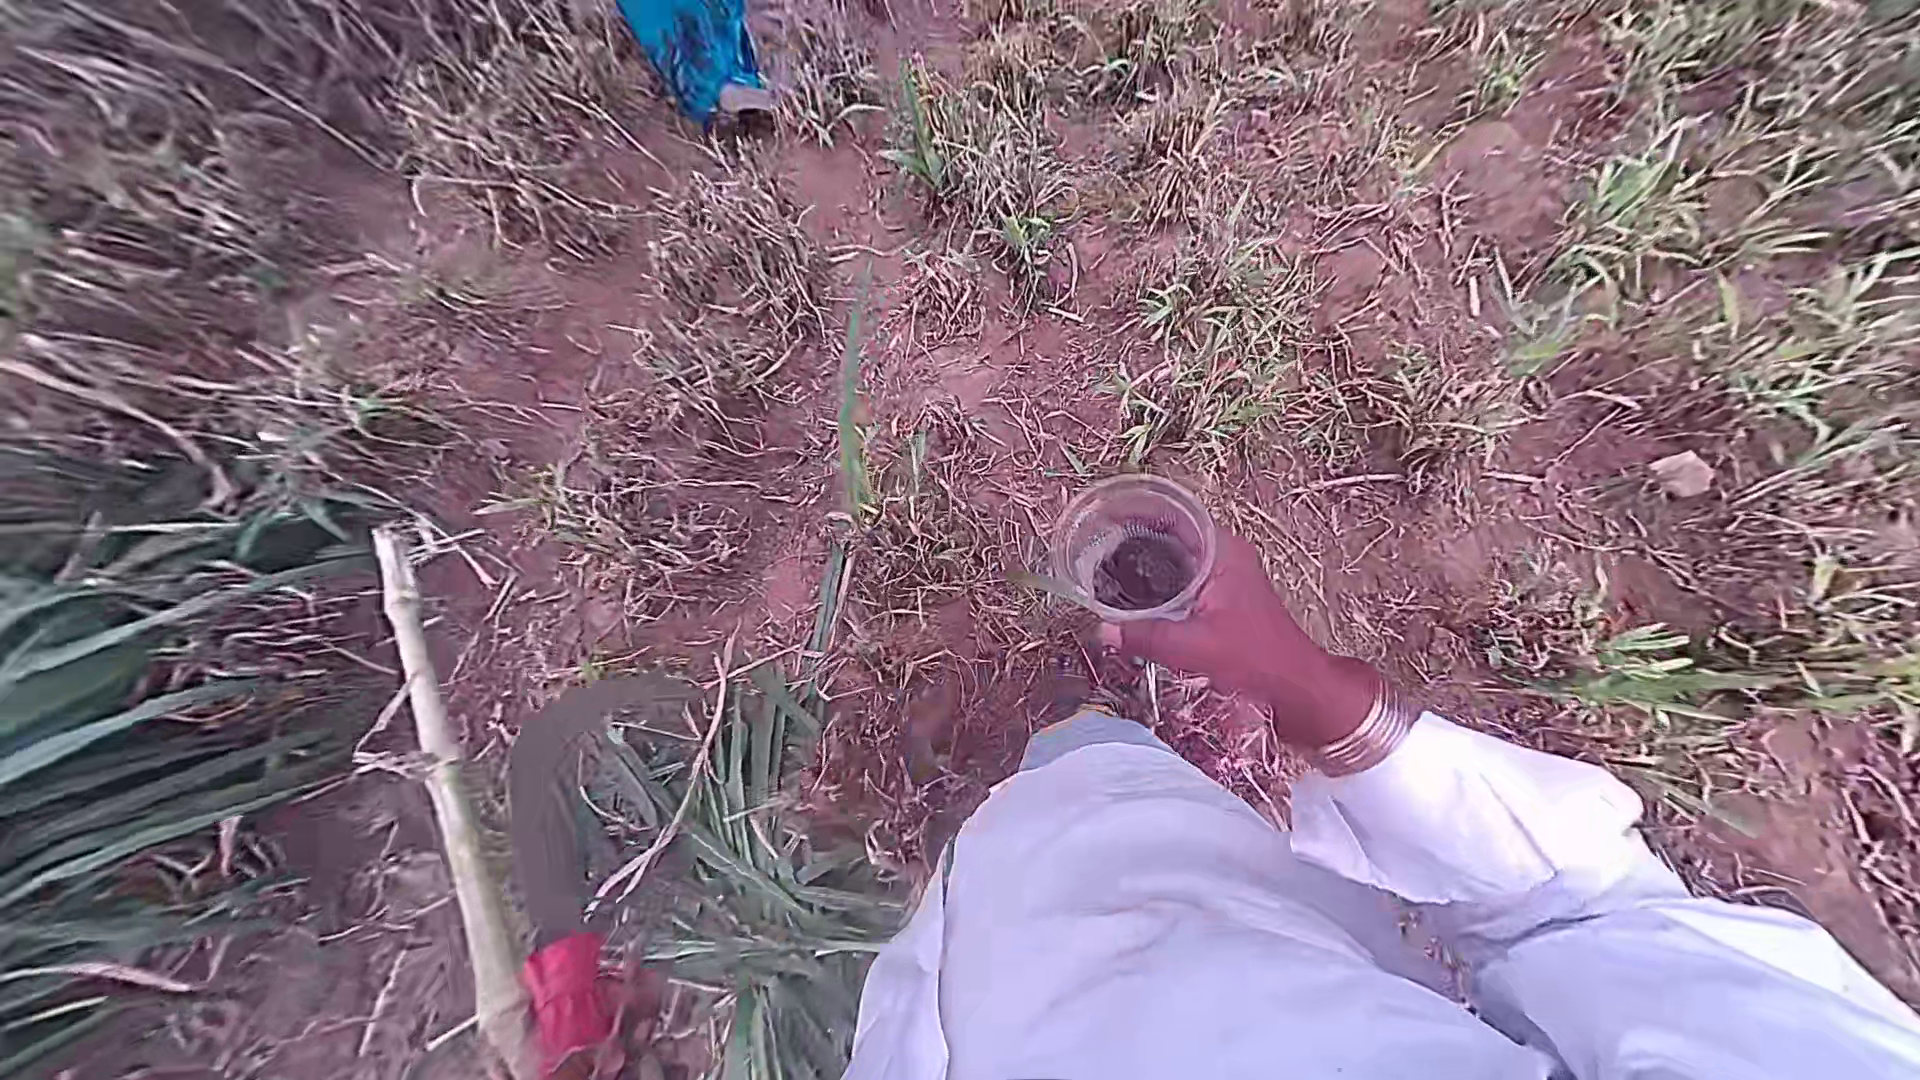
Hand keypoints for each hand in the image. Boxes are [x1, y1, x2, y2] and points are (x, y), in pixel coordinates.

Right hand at [1112, 533, 1379, 746]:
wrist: (1295, 686)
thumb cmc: (1254, 659)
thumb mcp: (1191, 647)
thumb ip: (1144, 636)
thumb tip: (1102, 631)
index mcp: (1222, 552)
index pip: (1174, 516)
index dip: (1138, 513)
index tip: (1107, 519)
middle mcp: (1224, 554)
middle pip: (1171, 533)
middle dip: (1134, 536)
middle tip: (1098, 544)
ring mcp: (1224, 573)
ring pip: (1175, 555)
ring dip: (1144, 557)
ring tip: (1107, 564)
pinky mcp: (1220, 593)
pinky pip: (1180, 574)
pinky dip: (1156, 577)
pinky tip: (1133, 592)